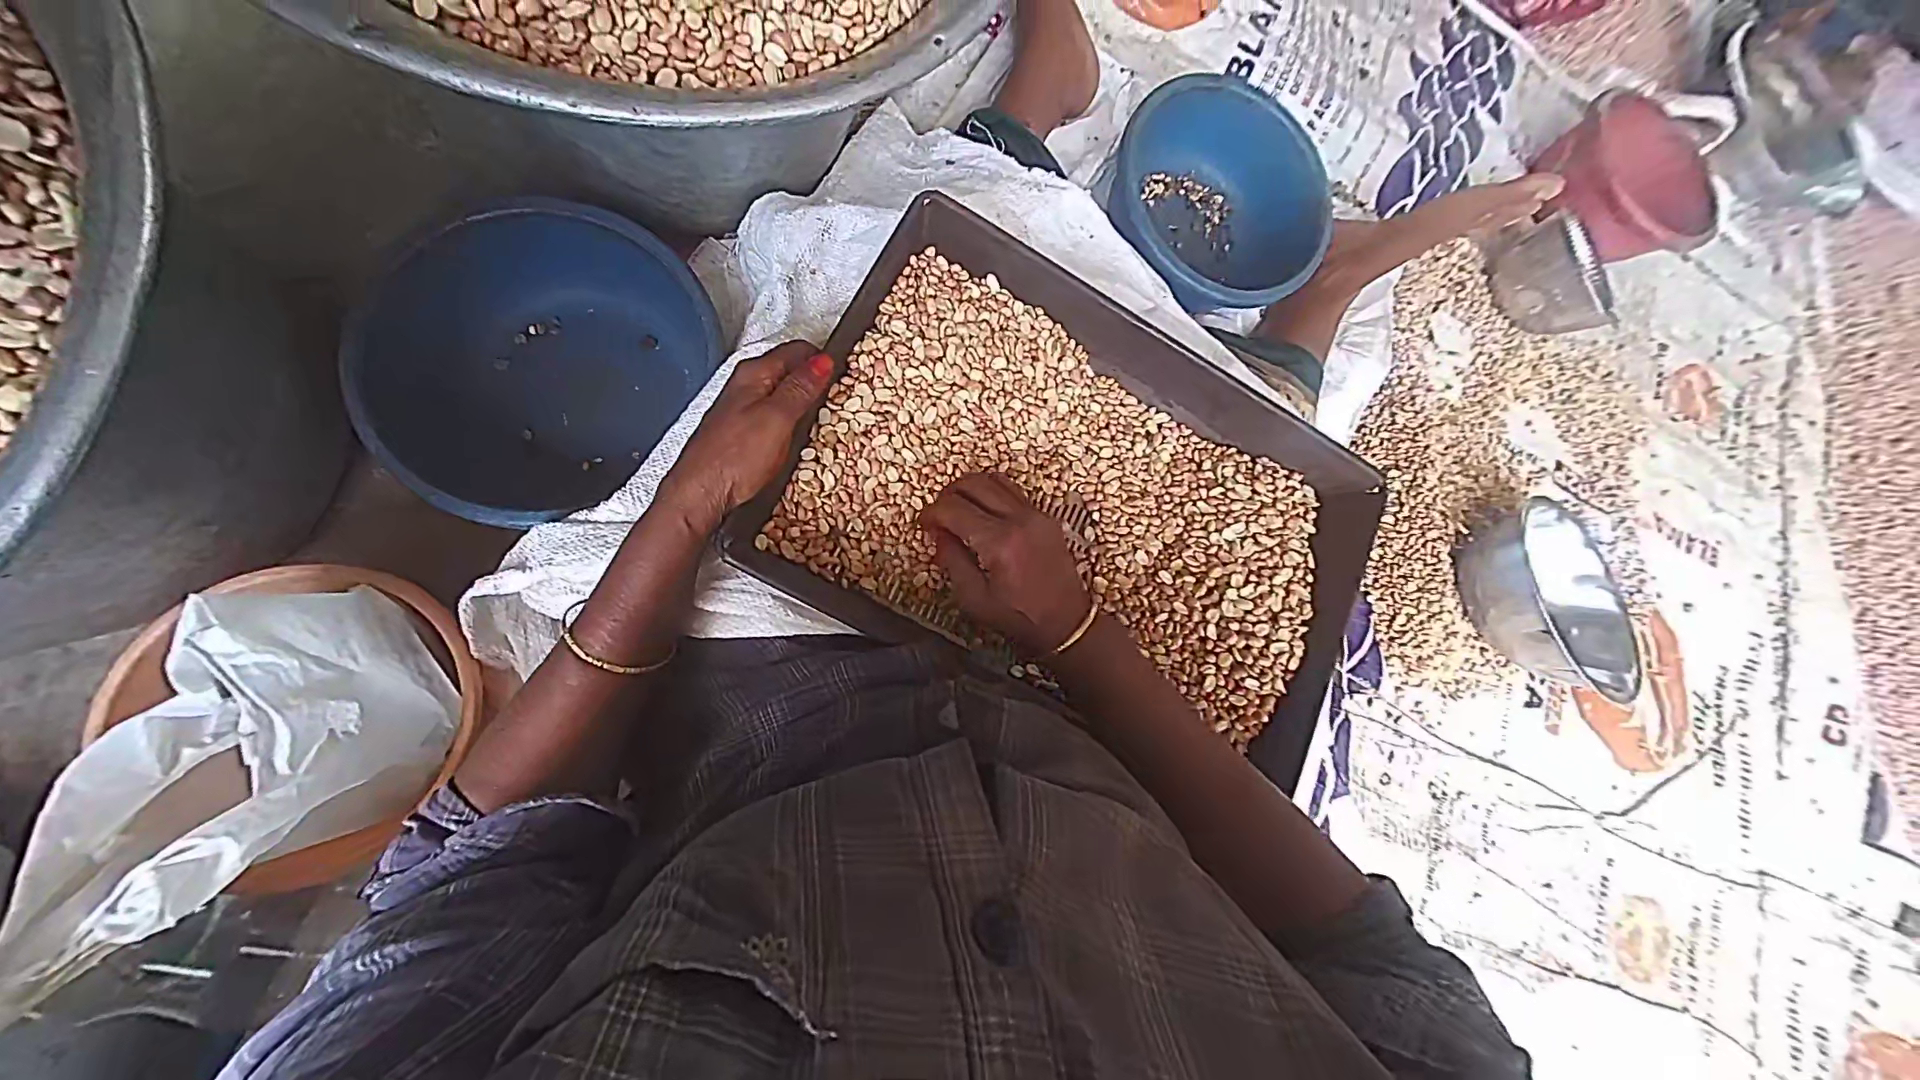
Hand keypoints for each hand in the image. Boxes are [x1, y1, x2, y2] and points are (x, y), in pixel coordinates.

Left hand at [658, 341, 834, 534]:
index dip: (823, 359)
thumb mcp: (777, 418)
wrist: (701, 493)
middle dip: (816, 379)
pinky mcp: (745, 433)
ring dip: (806, 402)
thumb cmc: (732, 458)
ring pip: (784, 395)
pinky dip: (793, 421)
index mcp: (754, 374)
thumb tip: (822, 362)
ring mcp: (745, 410)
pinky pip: (777, 417)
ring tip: (826, 414)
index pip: (797, 351)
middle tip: (840, 393)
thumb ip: (801, 388)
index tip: (844, 372)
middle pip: (790, 370)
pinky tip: (801, 435)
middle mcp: (746, 387)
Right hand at [919, 472, 1093, 654]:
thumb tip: (938, 534)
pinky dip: (991, 492)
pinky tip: (982, 512)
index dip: (931, 513)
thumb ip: (952, 561)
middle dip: (947, 495)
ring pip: (993, 479)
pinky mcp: (1045, 517)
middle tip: (937, 515)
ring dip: (969, 488)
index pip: (953, 509)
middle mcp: (1019, 520)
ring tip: (957, 509)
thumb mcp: (974, 599)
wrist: (1066, 624)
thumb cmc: (1018, 618)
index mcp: (999, 543)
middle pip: (972, 484)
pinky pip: (1012, 490)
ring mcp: (1036, 514)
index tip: (923, 524)